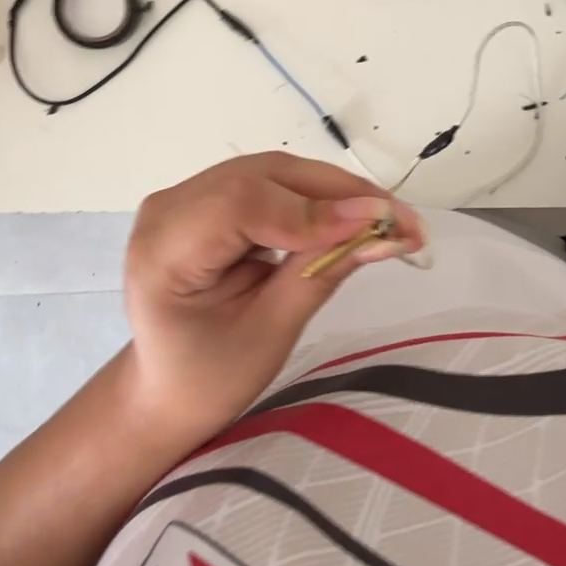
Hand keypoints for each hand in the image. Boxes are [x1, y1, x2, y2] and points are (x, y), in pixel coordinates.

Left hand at [121, 152, 426, 439]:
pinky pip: (268, 184)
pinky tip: (351, 215)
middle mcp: (167, 208)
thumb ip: (320, 274)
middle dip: (337, 193)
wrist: (165, 392)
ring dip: (332, 191)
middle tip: (402, 220)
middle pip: (261, 177)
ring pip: (271, 173)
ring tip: (387, 218)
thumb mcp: (268, 334)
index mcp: (163, 249)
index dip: (314, 210)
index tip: (380, 225)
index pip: (241, 203)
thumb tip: (384, 231)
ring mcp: (185, 198)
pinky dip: (313, 197)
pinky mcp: (207, 199)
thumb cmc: (209, 380)